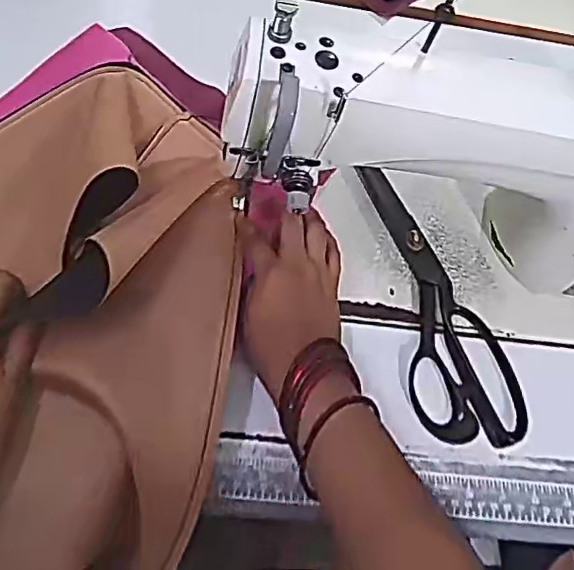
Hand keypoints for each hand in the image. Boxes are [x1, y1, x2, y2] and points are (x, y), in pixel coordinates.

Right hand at [236, 212, 342, 395]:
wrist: (305, 368)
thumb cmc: (274, 350)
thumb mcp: (247, 315)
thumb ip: (250, 286)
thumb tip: (251, 274)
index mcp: (270, 272)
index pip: (254, 239)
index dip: (245, 226)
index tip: (241, 219)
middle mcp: (295, 266)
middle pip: (290, 224)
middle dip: (282, 211)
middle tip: (277, 205)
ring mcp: (316, 272)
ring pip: (316, 231)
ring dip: (308, 218)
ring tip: (303, 211)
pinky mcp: (331, 283)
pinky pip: (333, 251)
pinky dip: (327, 239)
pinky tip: (324, 236)